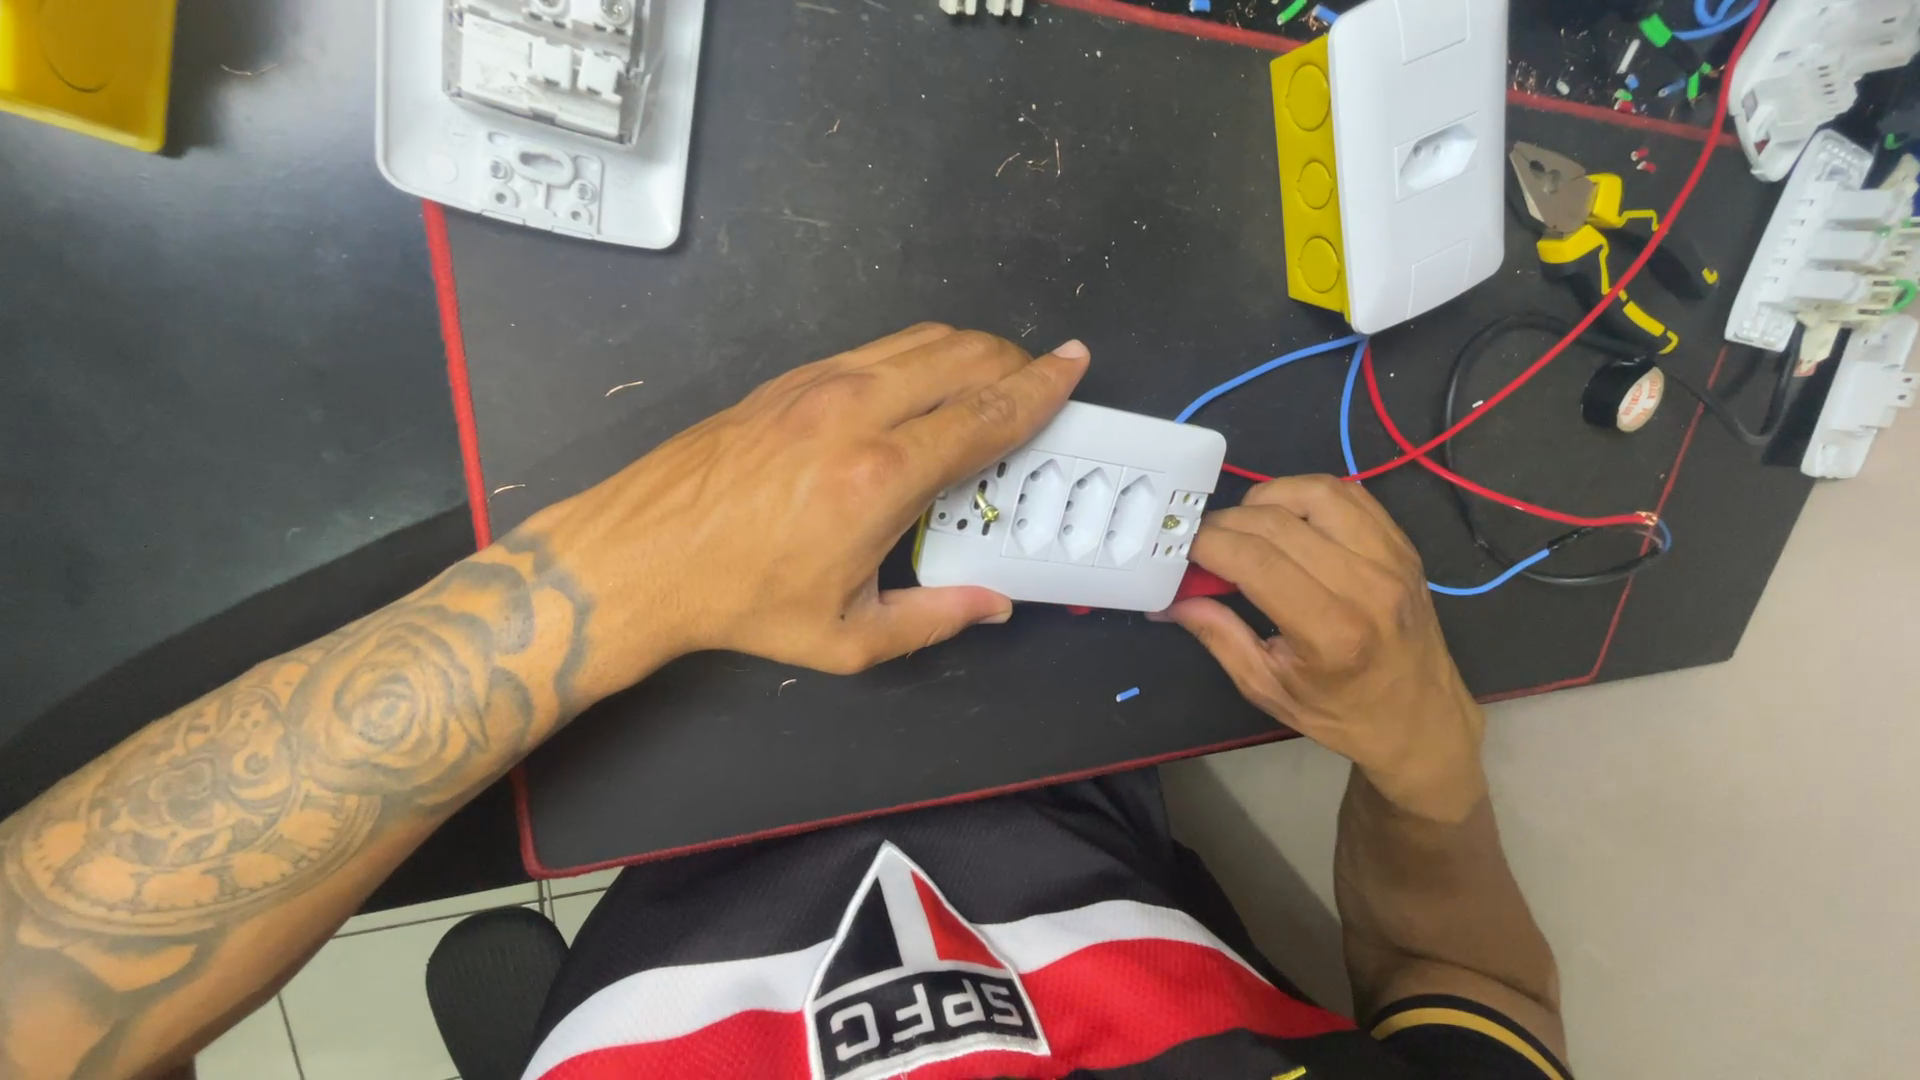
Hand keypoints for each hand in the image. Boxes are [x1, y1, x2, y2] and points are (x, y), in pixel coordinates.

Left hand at [520, 324, 1088, 697]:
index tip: (1075, 365)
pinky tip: (926, 384)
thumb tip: (995, 603)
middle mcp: (857, 411)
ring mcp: (820, 384)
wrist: (645, 554)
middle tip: (1042, 380)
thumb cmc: (747, 601)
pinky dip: (923, 354)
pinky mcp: (792, 378)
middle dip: (1016, 360)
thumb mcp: (850, 638)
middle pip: (963, 357)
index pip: (985, 415)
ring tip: (995, 376)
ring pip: (922, 340)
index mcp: (882, 476)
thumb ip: (935, 619)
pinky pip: (879, 348)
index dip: (1041, 388)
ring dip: (972, 350)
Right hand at [1160, 476, 1485, 821]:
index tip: (1179, 550)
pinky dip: (1304, 494)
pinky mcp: (1402, 544)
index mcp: (1330, 631)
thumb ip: (1216, 634)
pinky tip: (1285, 517)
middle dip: (1223, 524)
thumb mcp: (1266, 686)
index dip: (1206, 544)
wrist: (1422, 719)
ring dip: (1264, 500)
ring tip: (1244, 527)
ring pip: (1313, 493)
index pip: (1254, 561)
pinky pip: (1347, 493)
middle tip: (1200, 543)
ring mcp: (1390, 558)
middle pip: (1275, 523)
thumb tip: (1166, 599)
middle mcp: (1365, 585)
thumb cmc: (1340, 713)